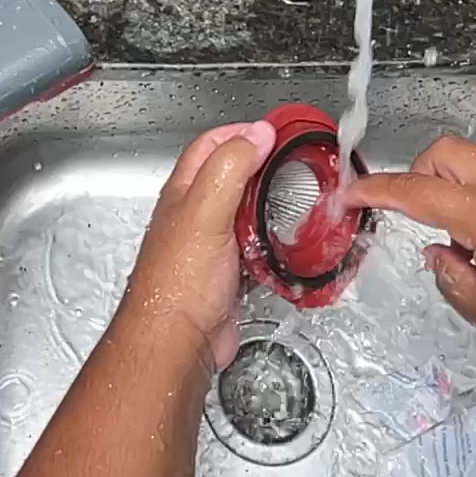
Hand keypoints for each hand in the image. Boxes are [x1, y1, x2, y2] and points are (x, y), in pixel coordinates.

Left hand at [122, 121, 276, 371]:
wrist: (176, 344)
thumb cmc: (178, 283)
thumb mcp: (205, 212)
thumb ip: (229, 168)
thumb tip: (257, 134)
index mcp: (184, 192)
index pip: (210, 145)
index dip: (241, 132)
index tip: (275, 132)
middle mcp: (194, 214)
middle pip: (231, 176)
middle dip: (262, 166)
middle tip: (294, 164)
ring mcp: (211, 245)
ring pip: (246, 213)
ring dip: (271, 206)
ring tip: (299, 202)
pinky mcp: (228, 273)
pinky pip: (256, 249)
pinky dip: (274, 244)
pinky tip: (290, 246)